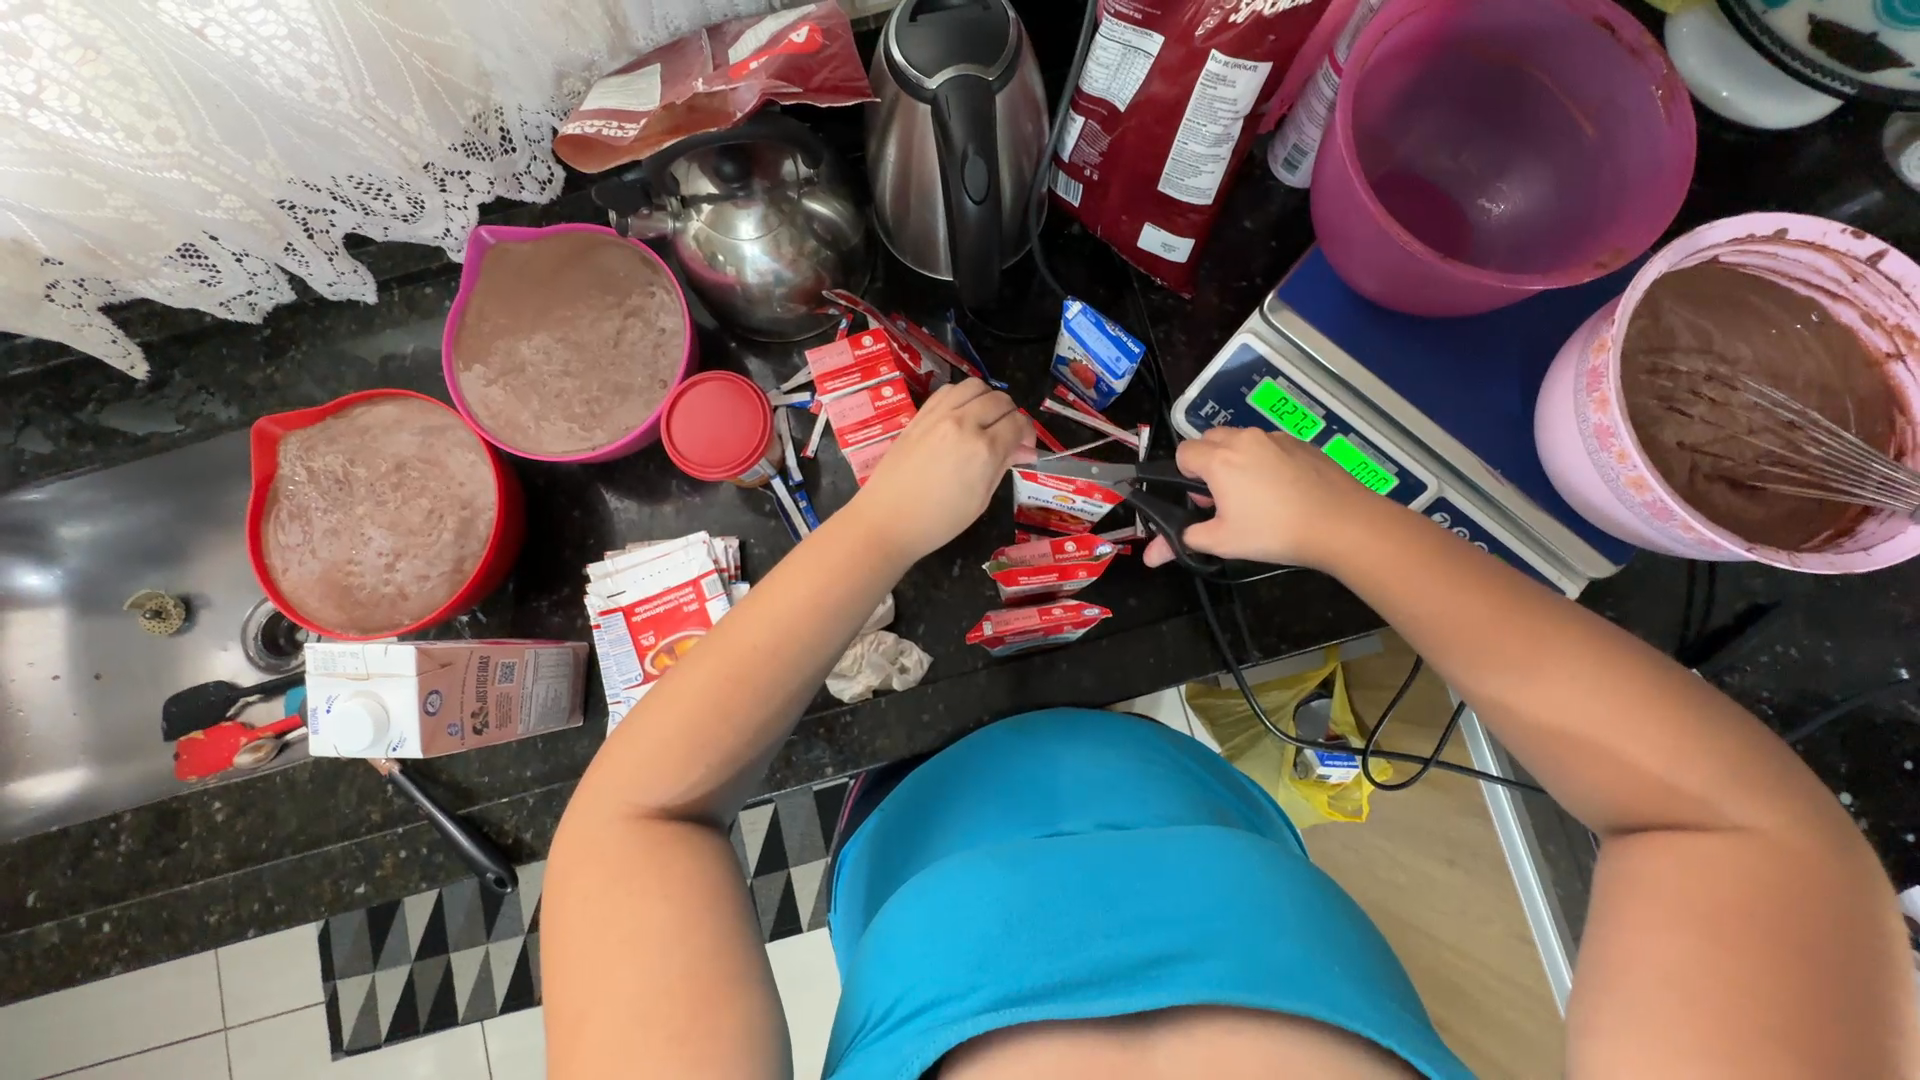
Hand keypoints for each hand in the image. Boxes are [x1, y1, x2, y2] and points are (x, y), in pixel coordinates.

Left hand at [850, 380, 1034, 560]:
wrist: (887, 520)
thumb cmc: (939, 522)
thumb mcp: (981, 499)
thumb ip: (1003, 466)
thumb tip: (1024, 450)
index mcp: (984, 449)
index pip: (1018, 422)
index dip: (1027, 433)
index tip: (1024, 447)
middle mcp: (963, 423)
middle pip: (1000, 400)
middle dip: (1011, 415)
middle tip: (1007, 436)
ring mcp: (939, 415)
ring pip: (975, 386)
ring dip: (987, 399)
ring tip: (985, 421)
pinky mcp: (920, 415)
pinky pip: (948, 390)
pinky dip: (962, 397)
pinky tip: (961, 415)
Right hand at [1142, 427, 1380, 569]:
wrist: (1340, 523)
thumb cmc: (1273, 532)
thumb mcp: (1222, 542)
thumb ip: (1181, 542)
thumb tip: (1150, 557)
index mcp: (1219, 460)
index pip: (1184, 452)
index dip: (1184, 474)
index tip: (1200, 498)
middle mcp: (1244, 439)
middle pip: (1211, 438)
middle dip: (1209, 461)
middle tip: (1222, 496)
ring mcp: (1276, 438)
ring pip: (1242, 440)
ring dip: (1237, 459)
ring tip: (1254, 493)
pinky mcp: (1302, 443)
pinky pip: (1271, 446)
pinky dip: (1266, 461)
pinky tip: (1284, 491)